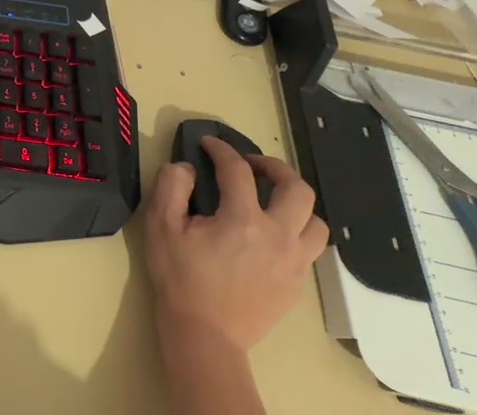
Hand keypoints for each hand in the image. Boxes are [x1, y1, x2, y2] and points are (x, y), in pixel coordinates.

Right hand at [145, 136, 328, 352]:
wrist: (205, 332)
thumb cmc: (179, 276)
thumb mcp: (160, 225)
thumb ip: (172, 186)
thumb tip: (188, 168)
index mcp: (242, 220)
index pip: (238, 170)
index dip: (221, 150)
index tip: (207, 144)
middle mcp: (278, 236)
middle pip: (297, 189)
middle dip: (275, 167)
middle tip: (252, 164)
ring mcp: (294, 262)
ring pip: (316, 221)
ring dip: (295, 203)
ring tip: (272, 200)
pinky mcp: (298, 282)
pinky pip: (309, 248)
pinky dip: (295, 231)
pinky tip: (271, 234)